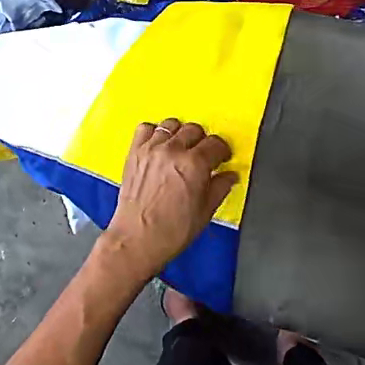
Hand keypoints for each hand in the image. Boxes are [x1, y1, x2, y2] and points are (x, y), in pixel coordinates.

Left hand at [101, 118, 234, 281]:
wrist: (137, 240)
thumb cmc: (172, 230)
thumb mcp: (206, 211)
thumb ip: (220, 187)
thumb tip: (230, 176)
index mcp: (195, 164)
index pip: (216, 143)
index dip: (222, 151)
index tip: (221, 158)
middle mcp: (173, 151)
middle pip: (194, 129)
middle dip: (202, 141)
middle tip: (202, 155)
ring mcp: (152, 150)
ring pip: (171, 124)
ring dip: (179, 134)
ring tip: (180, 148)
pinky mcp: (134, 153)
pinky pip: (145, 128)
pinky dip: (154, 132)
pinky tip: (159, 145)